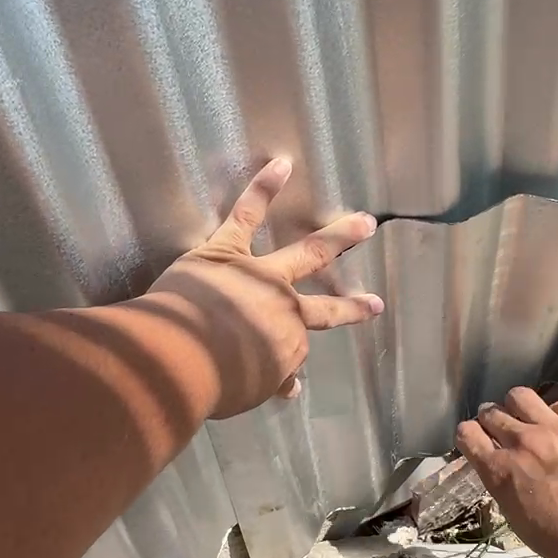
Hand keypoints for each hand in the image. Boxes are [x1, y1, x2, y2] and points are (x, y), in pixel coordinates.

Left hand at [145, 158, 384, 417]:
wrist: (182, 356)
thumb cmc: (211, 384)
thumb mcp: (245, 392)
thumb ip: (268, 382)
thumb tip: (290, 390)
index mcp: (287, 348)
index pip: (296, 351)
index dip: (290, 366)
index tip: (289, 384)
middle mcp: (284, 309)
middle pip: (325, 306)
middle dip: (351, 303)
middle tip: (375, 301)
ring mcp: (260, 275)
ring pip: (307, 252)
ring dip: (338, 237)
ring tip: (363, 222)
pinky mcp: (227, 250)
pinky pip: (247, 214)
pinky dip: (263, 188)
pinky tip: (281, 165)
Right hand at [456, 388, 557, 557]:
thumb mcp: (522, 522)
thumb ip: (506, 487)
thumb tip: (505, 472)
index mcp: (500, 472)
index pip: (467, 434)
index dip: (470, 437)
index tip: (478, 443)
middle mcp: (522, 443)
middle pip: (490, 412)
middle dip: (492, 420)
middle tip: (504, 432)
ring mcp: (556, 429)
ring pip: (520, 395)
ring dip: (519, 407)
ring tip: (531, 420)